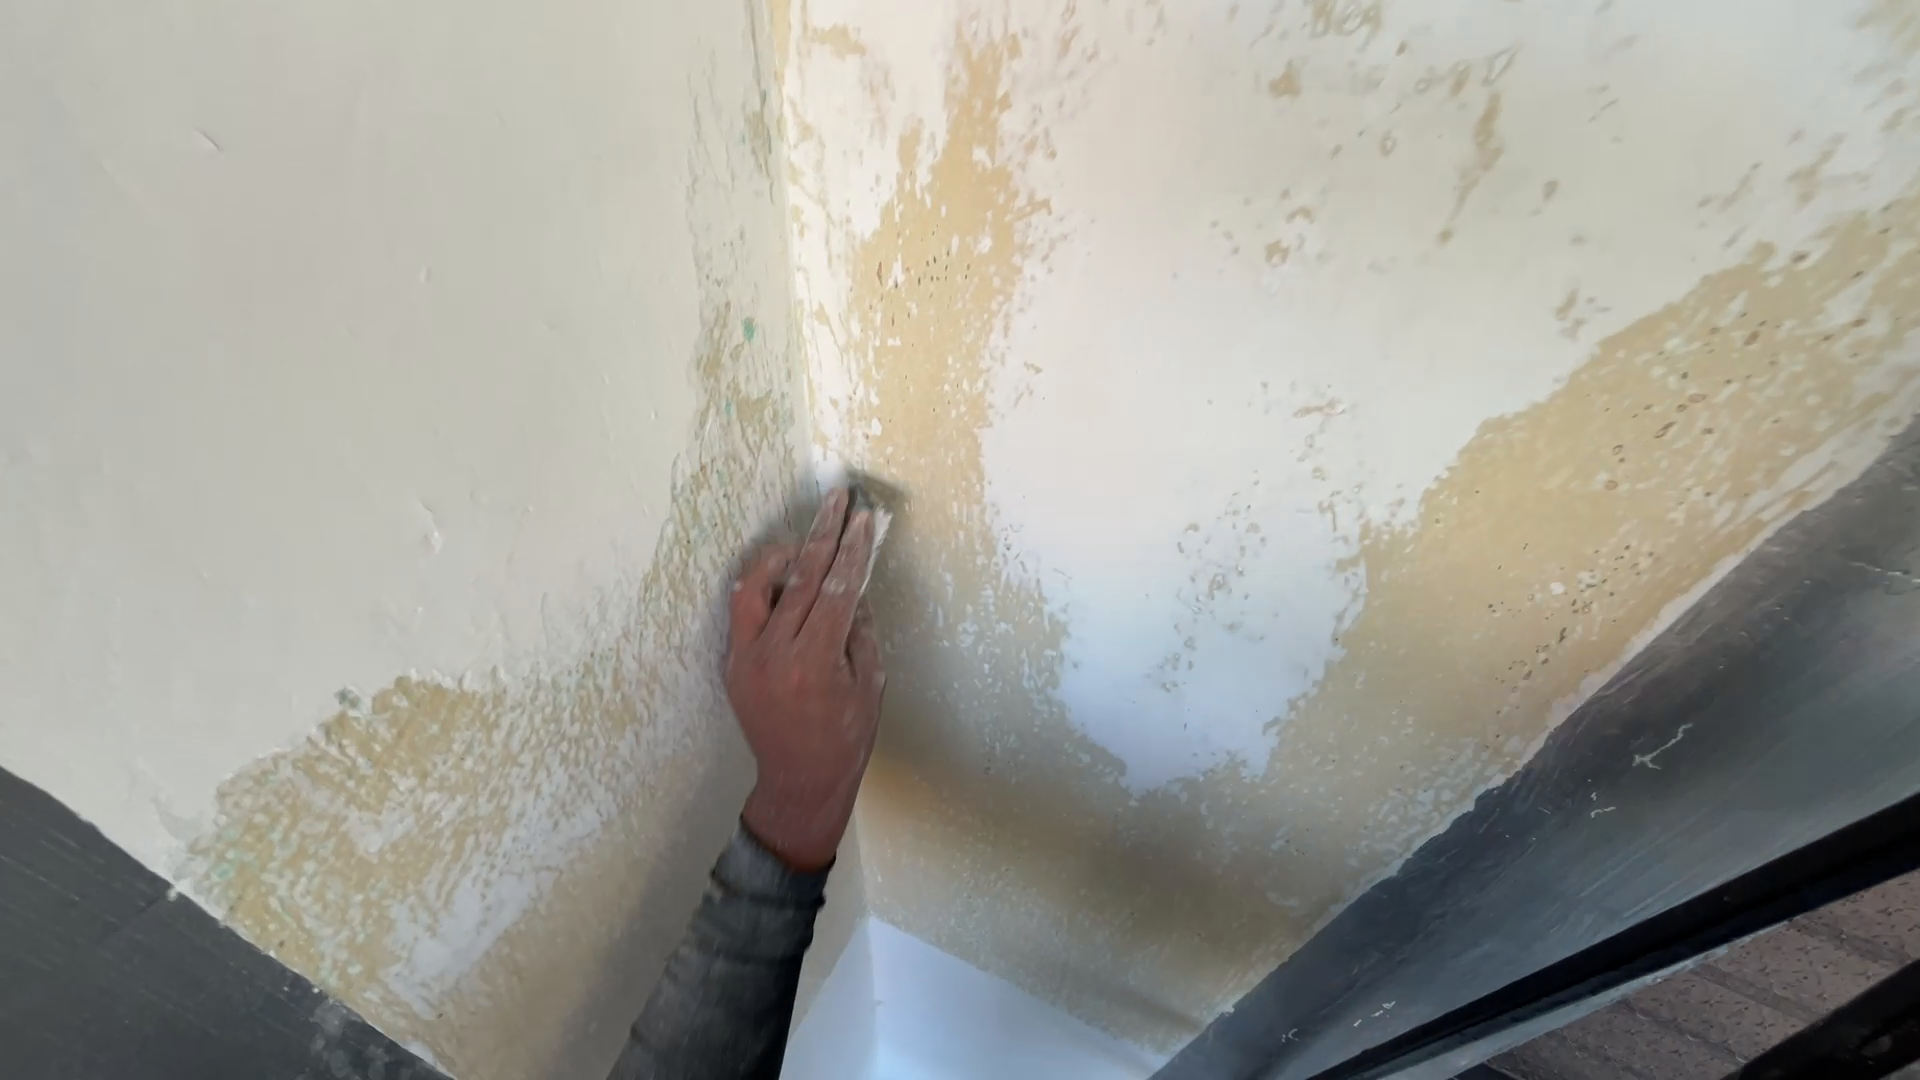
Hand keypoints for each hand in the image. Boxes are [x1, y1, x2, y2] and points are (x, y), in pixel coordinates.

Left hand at [726, 488, 885, 871]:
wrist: (799, 782)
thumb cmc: (845, 739)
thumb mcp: (870, 684)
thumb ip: (860, 632)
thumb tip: (853, 588)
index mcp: (815, 661)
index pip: (838, 588)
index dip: (854, 549)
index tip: (863, 518)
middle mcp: (774, 654)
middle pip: (801, 576)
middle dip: (823, 532)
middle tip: (837, 498)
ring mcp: (746, 658)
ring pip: (756, 586)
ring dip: (782, 555)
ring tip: (806, 539)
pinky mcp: (732, 664)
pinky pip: (743, 611)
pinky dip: (763, 587)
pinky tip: (783, 577)